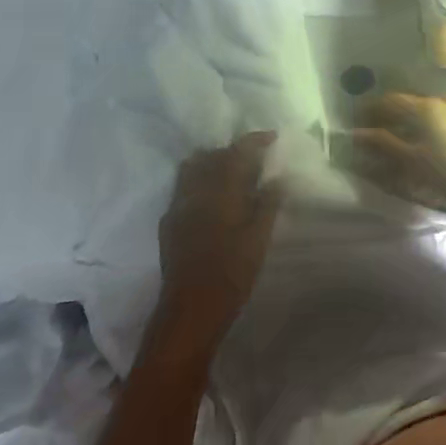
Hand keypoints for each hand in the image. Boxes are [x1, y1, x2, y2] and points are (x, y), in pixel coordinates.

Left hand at [150, 132, 284, 360]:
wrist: (190, 307)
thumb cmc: (232, 275)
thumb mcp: (258, 240)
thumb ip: (267, 205)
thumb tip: (277, 179)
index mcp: (219, 192)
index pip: (237, 153)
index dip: (254, 141)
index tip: (271, 137)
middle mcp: (194, 191)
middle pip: (212, 156)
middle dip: (234, 152)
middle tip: (257, 160)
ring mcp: (177, 206)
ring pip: (192, 168)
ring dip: (213, 162)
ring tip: (233, 174)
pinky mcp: (169, 222)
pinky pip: (183, 188)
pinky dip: (200, 181)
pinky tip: (213, 198)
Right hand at [349, 94, 445, 221]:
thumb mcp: (411, 160)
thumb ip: (382, 145)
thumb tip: (353, 134)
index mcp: (423, 107)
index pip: (387, 101)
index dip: (367, 113)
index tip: (352, 130)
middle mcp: (437, 107)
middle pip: (401, 109)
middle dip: (380, 124)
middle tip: (364, 145)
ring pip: (414, 121)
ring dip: (396, 134)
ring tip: (383, 156)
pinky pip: (427, 133)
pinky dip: (412, 142)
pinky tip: (409, 160)